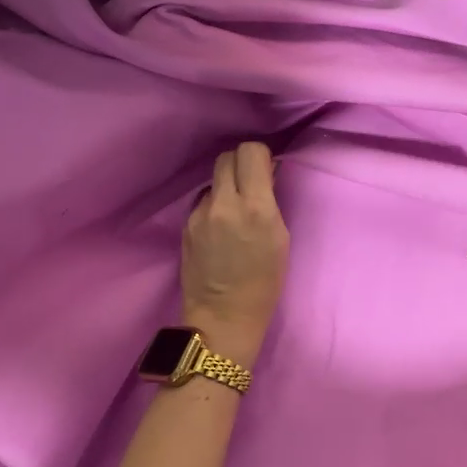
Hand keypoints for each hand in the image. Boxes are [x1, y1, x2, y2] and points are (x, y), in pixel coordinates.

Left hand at [179, 142, 288, 365]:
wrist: (224, 314)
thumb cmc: (265, 282)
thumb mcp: (280, 238)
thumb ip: (270, 202)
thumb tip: (264, 177)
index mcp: (256, 207)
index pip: (250, 152)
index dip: (260, 156)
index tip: (267, 170)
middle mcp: (224, 203)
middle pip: (227, 157)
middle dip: (241, 165)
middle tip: (252, 184)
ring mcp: (200, 214)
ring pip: (214, 180)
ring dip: (227, 186)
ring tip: (236, 211)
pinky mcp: (186, 225)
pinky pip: (204, 201)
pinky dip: (214, 206)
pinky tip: (220, 229)